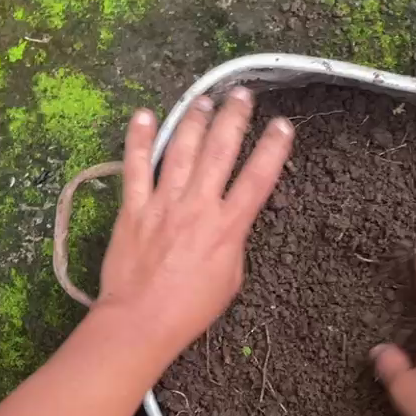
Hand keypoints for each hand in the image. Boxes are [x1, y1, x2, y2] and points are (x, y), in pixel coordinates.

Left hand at [92, 86, 293, 365]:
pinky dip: (139, 139)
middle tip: (241, 95)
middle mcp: (197, 206)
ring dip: (194, 120)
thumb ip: (232, 242)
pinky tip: (145, 115)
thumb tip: (230, 220)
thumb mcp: (230, 279)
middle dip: (233, 118)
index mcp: (228, 227)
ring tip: (204, 99)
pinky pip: (135, 167)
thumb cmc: (190, 308)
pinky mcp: (133, 208)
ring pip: (181, 150)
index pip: (258, 179)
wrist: (141, 320)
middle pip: (220, 152)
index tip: (283, 125)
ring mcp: (163, 203)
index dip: (273, 149)